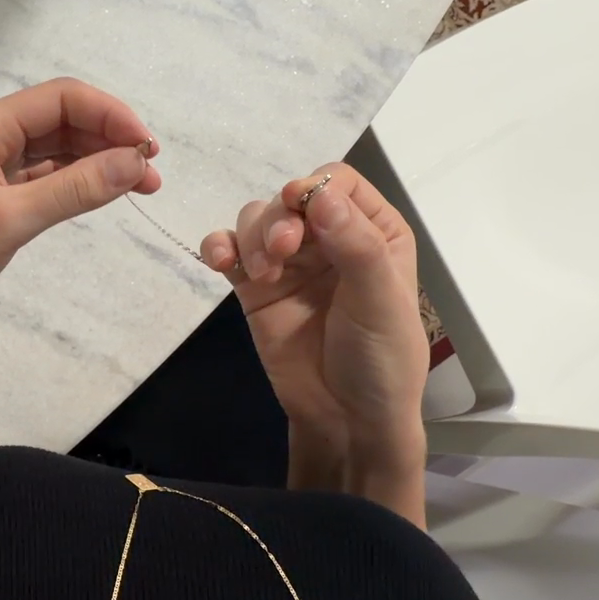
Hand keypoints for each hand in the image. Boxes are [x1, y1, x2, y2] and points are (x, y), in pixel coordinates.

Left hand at [0, 78, 161, 340]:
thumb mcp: (11, 219)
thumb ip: (75, 188)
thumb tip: (135, 162)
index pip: (60, 99)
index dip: (110, 114)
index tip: (148, 147)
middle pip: (60, 122)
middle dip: (108, 140)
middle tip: (151, 175)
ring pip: (54, 153)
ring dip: (95, 164)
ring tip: (139, 187)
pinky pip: (41, 181)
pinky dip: (73, 186)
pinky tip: (101, 197)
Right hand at [199, 163, 428, 521]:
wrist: (346, 417)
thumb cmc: (379, 357)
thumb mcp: (380, 299)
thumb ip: (355, 244)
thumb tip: (317, 194)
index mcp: (373, 232)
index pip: (338, 182)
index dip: (315, 188)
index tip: (303, 212)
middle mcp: (329, 239)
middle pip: (289, 198)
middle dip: (279, 219)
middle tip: (282, 254)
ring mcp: (288, 264)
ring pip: (255, 220)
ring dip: (252, 237)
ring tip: (263, 274)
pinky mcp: (254, 289)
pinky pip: (228, 252)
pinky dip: (218, 247)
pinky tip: (219, 261)